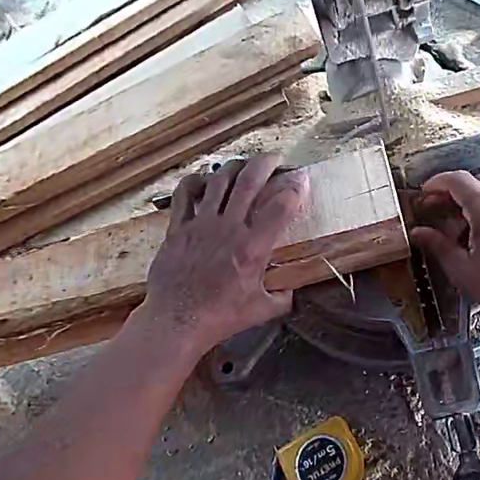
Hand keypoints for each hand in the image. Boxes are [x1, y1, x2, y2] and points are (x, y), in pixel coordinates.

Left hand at [135, 154, 309, 356]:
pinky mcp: (178, 228)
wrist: (177, 320)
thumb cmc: (221, 317)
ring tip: (245, 164)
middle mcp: (229, 229)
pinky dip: (196, 181)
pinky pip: (185, 194)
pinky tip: (204, 181)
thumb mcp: (262, 310)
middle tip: (276, 158)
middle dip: (266, 164)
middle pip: (250, 182)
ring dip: (235, 167)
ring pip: (219, 181)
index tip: (302, 179)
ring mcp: (201, 225)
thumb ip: (282, 297)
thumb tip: (293, 292)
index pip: (280, 206)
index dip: (295, 188)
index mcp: (253, 248)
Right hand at [409, 169, 479, 333]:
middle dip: (450, 189)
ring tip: (460, 209)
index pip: (457, 181)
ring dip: (473, 188)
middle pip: (474, 180)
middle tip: (436, 206)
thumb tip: (420, 233)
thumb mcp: (462, 270)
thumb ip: (438, 246)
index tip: (425, 193)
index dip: (436, 183)